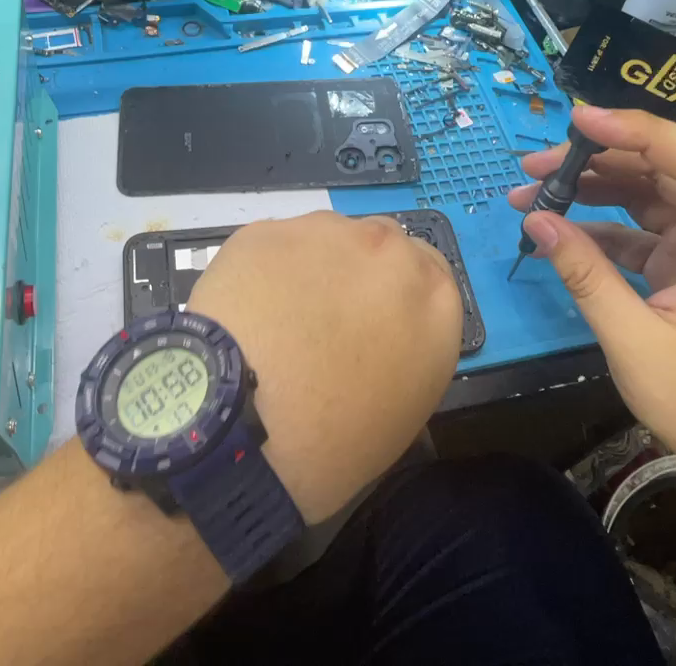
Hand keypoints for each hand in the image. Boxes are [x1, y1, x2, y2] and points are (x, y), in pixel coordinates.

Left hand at [184, 212, 463, 521]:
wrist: (239, 425)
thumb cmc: (332, 444)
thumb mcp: (401, 415)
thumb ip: (406, 355)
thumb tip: (381, 344)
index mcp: (435, 302)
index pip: (432, 275)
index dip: (400, 298)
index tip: (376, 321)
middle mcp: (389, 252)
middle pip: (382, 246)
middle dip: (360, 274)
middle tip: (327, 319)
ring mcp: (325, 233)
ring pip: (326, 239)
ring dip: (314, 267)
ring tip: (279, 317)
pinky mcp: (268, 230)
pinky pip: (275, 246)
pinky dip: (267, 270)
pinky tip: (247, 309)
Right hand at [507, 107, 675, 497]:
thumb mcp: (638, 344)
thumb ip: (586, 276)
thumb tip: (536, 220)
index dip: (641, 132)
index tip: (579, 121)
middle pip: (669, 171)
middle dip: (599, 159)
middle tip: (534, 163)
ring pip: (653, 196)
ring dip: (594, 189)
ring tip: (534, 189)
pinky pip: (644, 232)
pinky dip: (602, 228)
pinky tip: (559, 230)